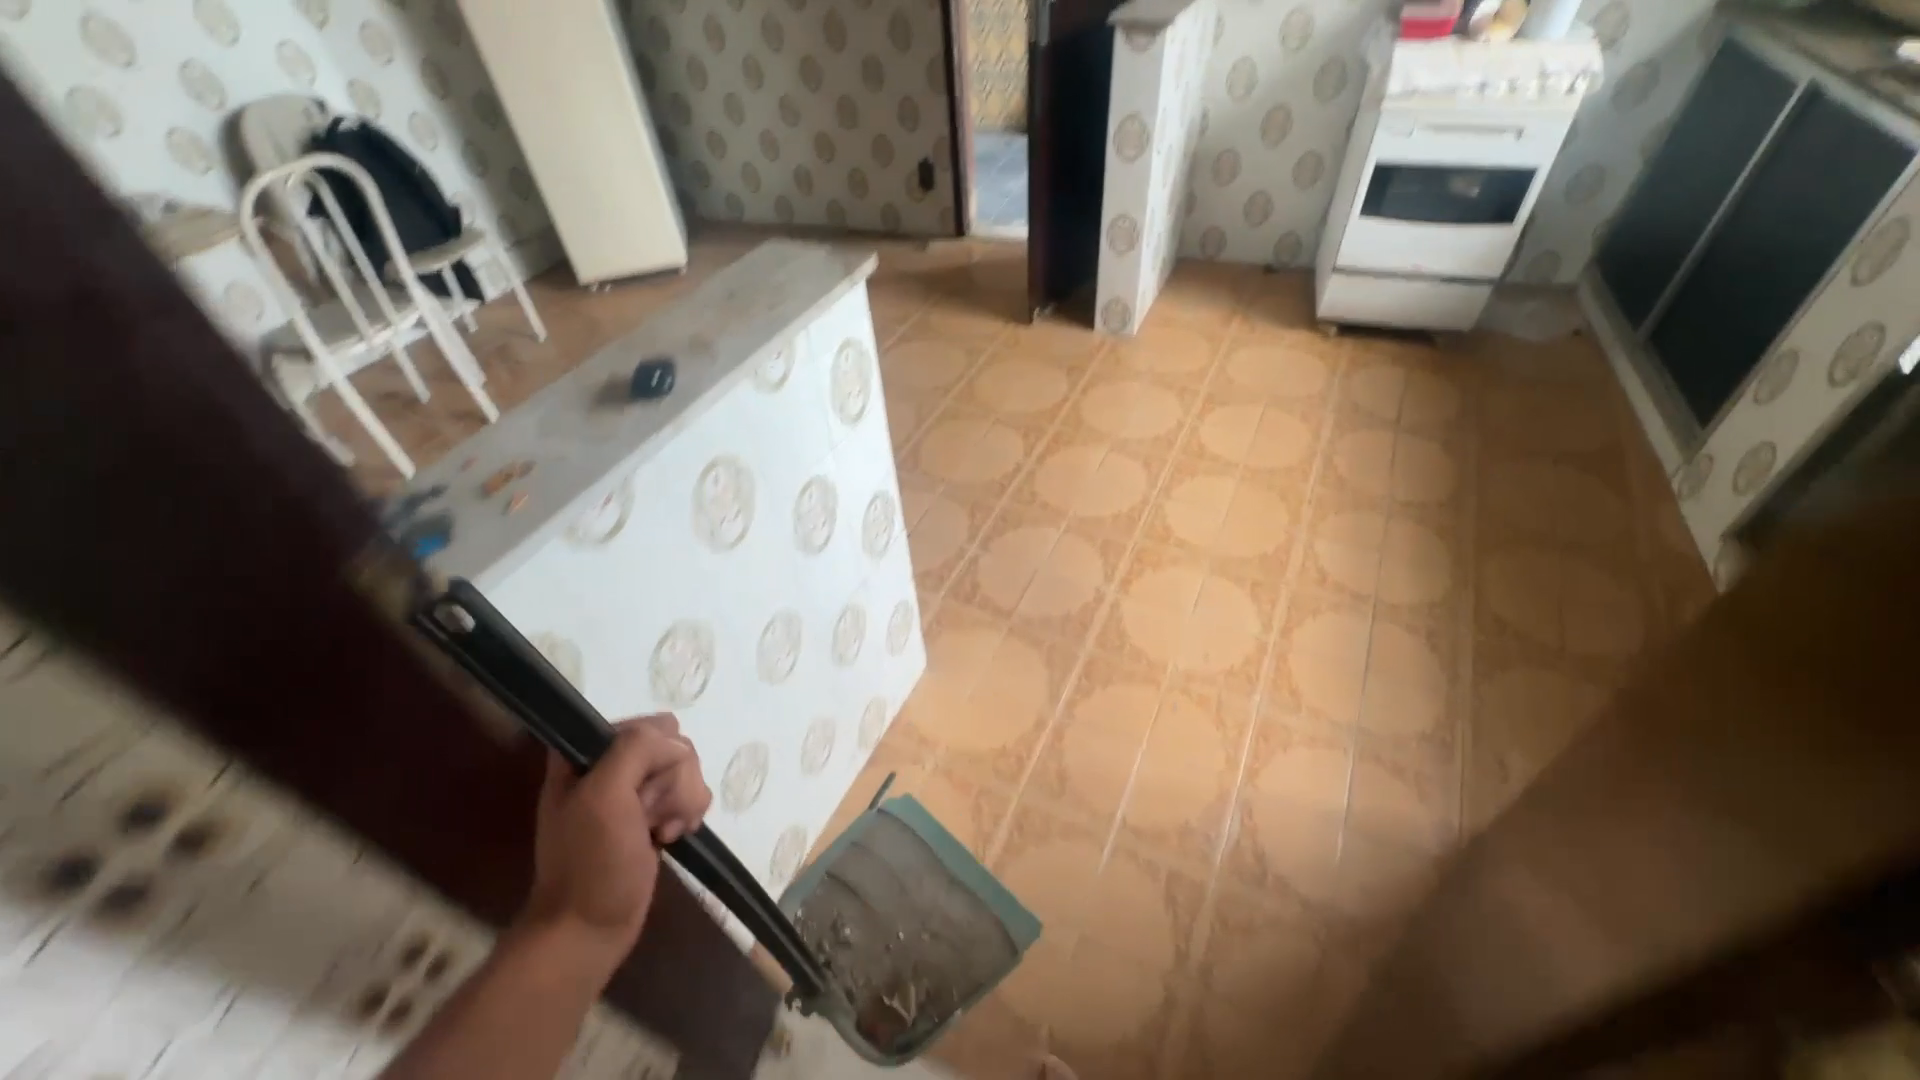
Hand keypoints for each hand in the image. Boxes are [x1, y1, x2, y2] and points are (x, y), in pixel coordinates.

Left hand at [520, 715, 712, 957]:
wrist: (589, 929)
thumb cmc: (591, 864)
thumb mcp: (603, 797)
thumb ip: (636, 751)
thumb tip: (677, 744)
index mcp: (586, 750)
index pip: (651, 727)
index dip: (659, 757)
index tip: (641, 793)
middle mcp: (610, 764)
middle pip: (676, 748)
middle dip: (673, 785)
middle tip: (647, 818)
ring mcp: (633, 791)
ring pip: (687, 771)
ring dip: (682, 803)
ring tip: (659, 832)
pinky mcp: (651, 815)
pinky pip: (689, 794)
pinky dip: (688, 815)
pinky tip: (670, 837)